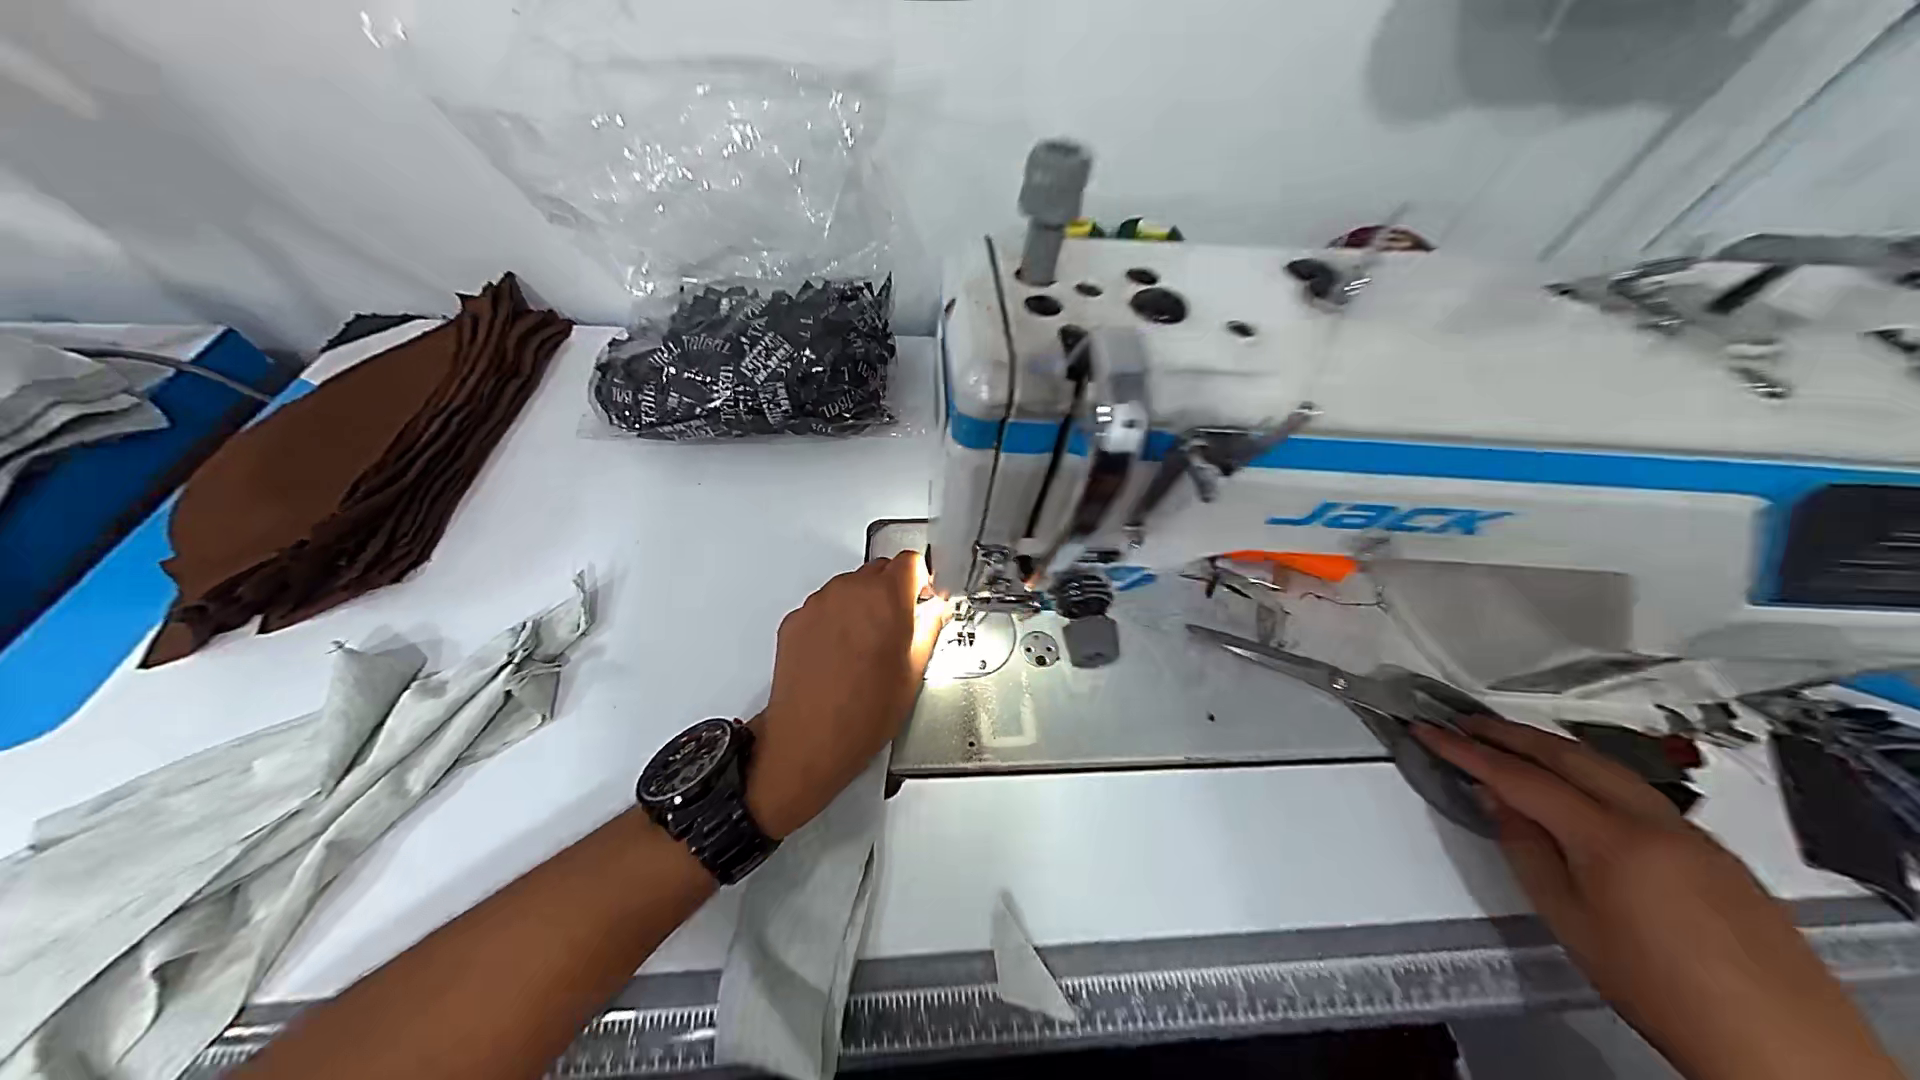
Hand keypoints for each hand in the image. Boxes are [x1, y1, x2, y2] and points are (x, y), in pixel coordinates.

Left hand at [745, 552, 949, 838]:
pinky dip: (834, 619)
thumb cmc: (860, 713)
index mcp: (886, 599)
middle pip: (879, 570)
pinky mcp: (795, 619)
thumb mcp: (913, 670)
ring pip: (849, 587)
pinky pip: (823, 606)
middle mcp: (850, 592)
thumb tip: (934, 612)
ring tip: (867, 646)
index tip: (923, 593)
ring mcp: (818, 604)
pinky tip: (841, 654)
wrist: (810, 738)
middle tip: (899, 624)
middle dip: (892, 590)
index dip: (921, 577)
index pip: (910, 561)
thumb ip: (929, 628)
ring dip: (862, 604)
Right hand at [1414, 716, 1900, 1079]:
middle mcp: (1654, 821)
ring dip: (1550, 746)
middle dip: (1509, 733)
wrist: (1783, 1049)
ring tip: (1510, 740)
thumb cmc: (1660, 989)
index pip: (1521, 777)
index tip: (1429, 730)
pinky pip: (1636, 789)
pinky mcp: (1713, 850)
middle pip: (1568, 755)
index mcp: (1611, 839)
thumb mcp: (1569, 919)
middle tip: (1464, 722)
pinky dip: (1589, 770)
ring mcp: (1691, 832)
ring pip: (1607, 765)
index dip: (1466, 751)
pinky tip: (1574, 783)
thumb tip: (1497, 799)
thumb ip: (1527, 849)